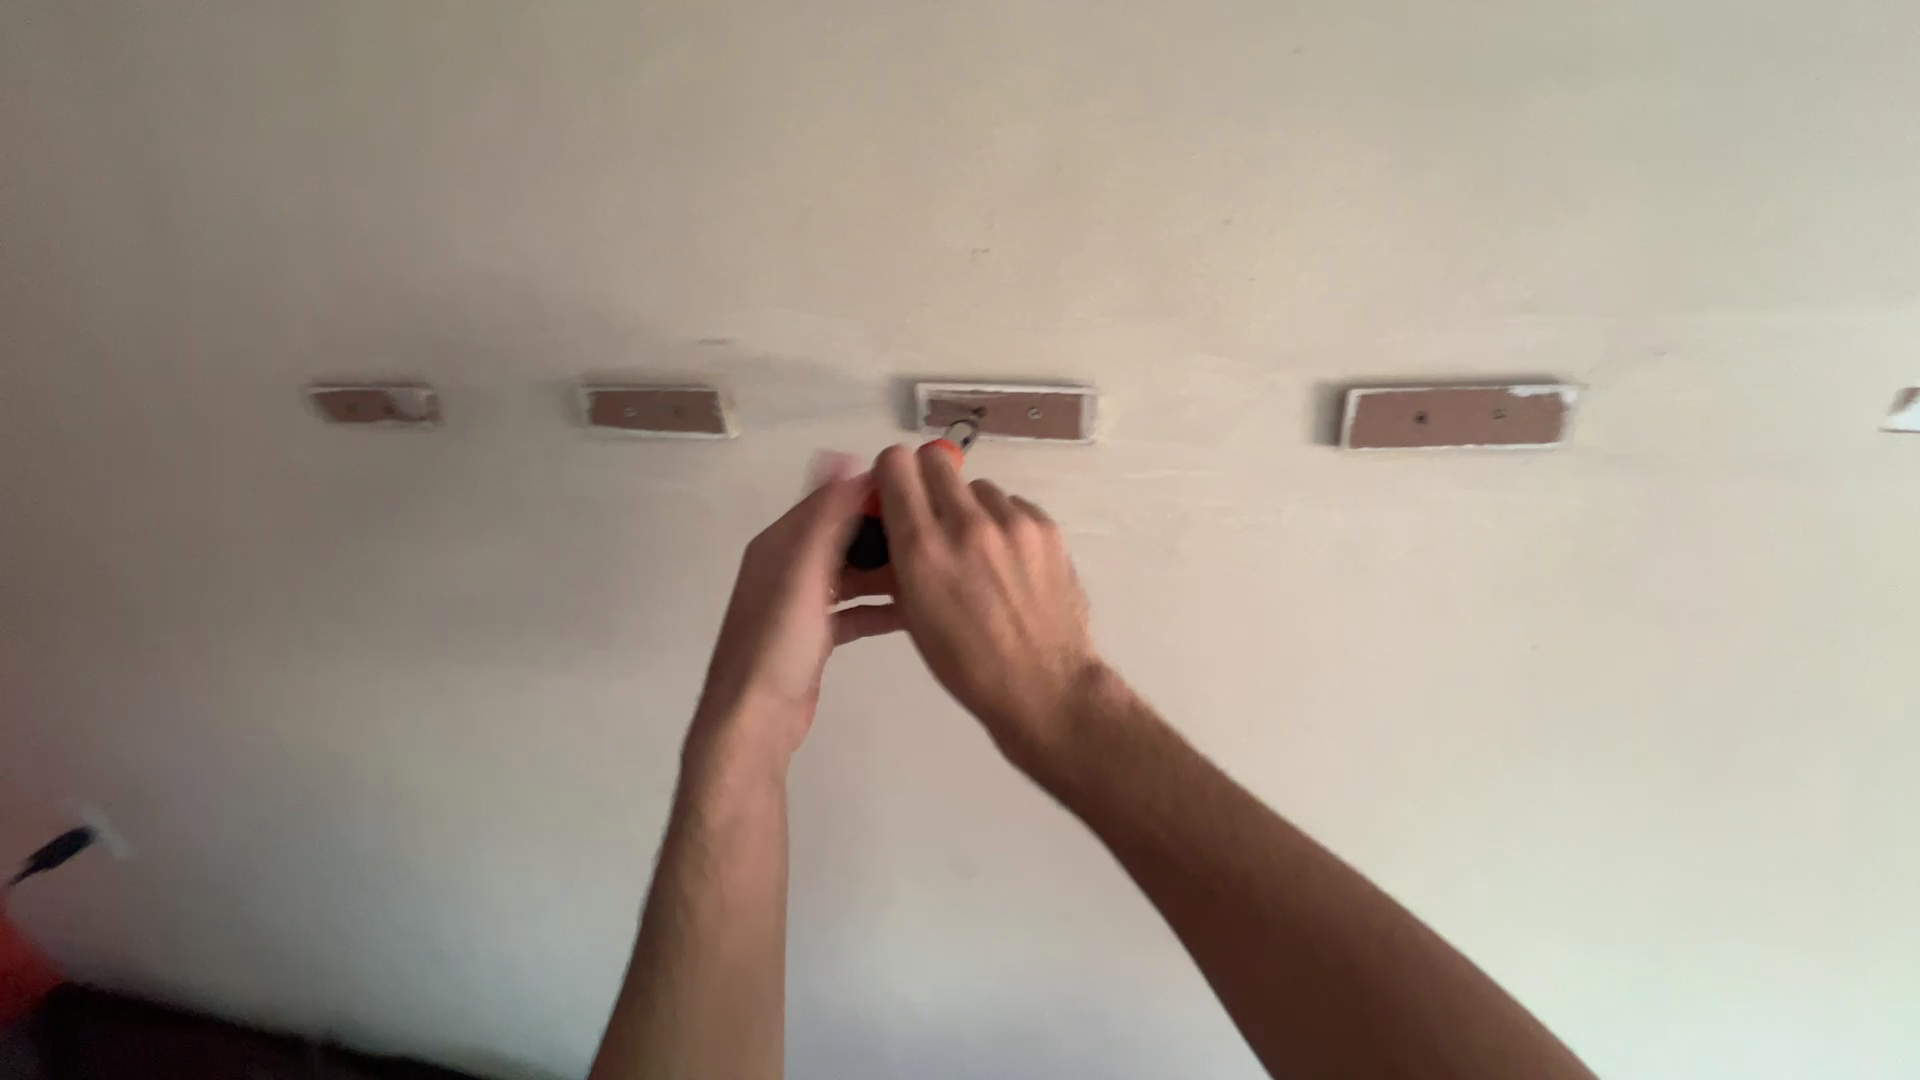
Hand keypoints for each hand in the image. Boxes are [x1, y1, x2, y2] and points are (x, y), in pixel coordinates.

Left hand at [692, 454, 904, 762]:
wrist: (754, 719)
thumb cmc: (778, 641)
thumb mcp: (803, 571)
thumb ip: (826, 517)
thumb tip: (846, 456)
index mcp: (781, 545)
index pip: (830, 502)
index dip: (870, 493)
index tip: (917, 491)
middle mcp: (788, 568)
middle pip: (844, 537)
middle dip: (884, 534)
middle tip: (933, 534)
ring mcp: (801, 604)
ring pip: (852, 575)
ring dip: (886, 571)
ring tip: (931, 571)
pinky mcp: (815, 636)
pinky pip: (854, 610)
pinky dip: (879, 607)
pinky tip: (912, 611)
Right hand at [874, 443, 1103, 767]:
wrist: (1044, 685)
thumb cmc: (966, 663)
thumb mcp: (913, 614)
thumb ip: (901, 558)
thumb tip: (900, 523)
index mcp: (922, 548)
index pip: (895, 464)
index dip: (891, 476)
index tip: (895, 495)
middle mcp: (965, 523)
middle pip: (935, 459)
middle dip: (927, 481)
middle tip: (934, 515)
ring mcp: (1012, 522)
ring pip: (978, 487)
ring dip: (971, 508)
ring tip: (981, 552)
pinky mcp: (1046, 527)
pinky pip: (1013, 506)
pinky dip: (1004, 524)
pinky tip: (1011, 562)